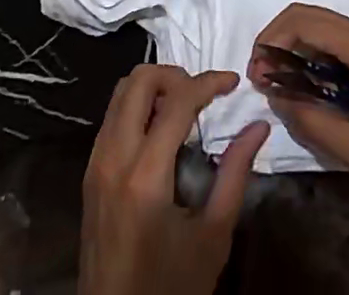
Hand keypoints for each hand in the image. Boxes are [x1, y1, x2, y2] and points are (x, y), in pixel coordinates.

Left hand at [79, 65, 268, 294]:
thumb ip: (235, 174)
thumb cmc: (171, 285)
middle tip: (204, 94)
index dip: (208, 81)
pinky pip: (112, 117)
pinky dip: (138, 106)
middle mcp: (113, 158)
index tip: (234, 81)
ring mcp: (95, 163)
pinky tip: (162, 131)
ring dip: (155, 87)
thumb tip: (259, 126)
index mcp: (145, 175)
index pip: (176, 101)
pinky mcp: (89, 172)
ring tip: (186, 109)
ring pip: (119, 93)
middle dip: (176, 75)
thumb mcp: (213, 235)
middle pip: (137, 81)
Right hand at [251, 6, 348, 294]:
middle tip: (261, 82)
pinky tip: (307, 93)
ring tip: (278, 90)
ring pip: (322, 31)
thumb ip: (315, 123)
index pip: (304, 20)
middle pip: (310, 17)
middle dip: (278, 43)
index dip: (271, 41)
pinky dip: (312, 61)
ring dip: (294, 52)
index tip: (255, 77)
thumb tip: (273, 97)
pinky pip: (337, 47)